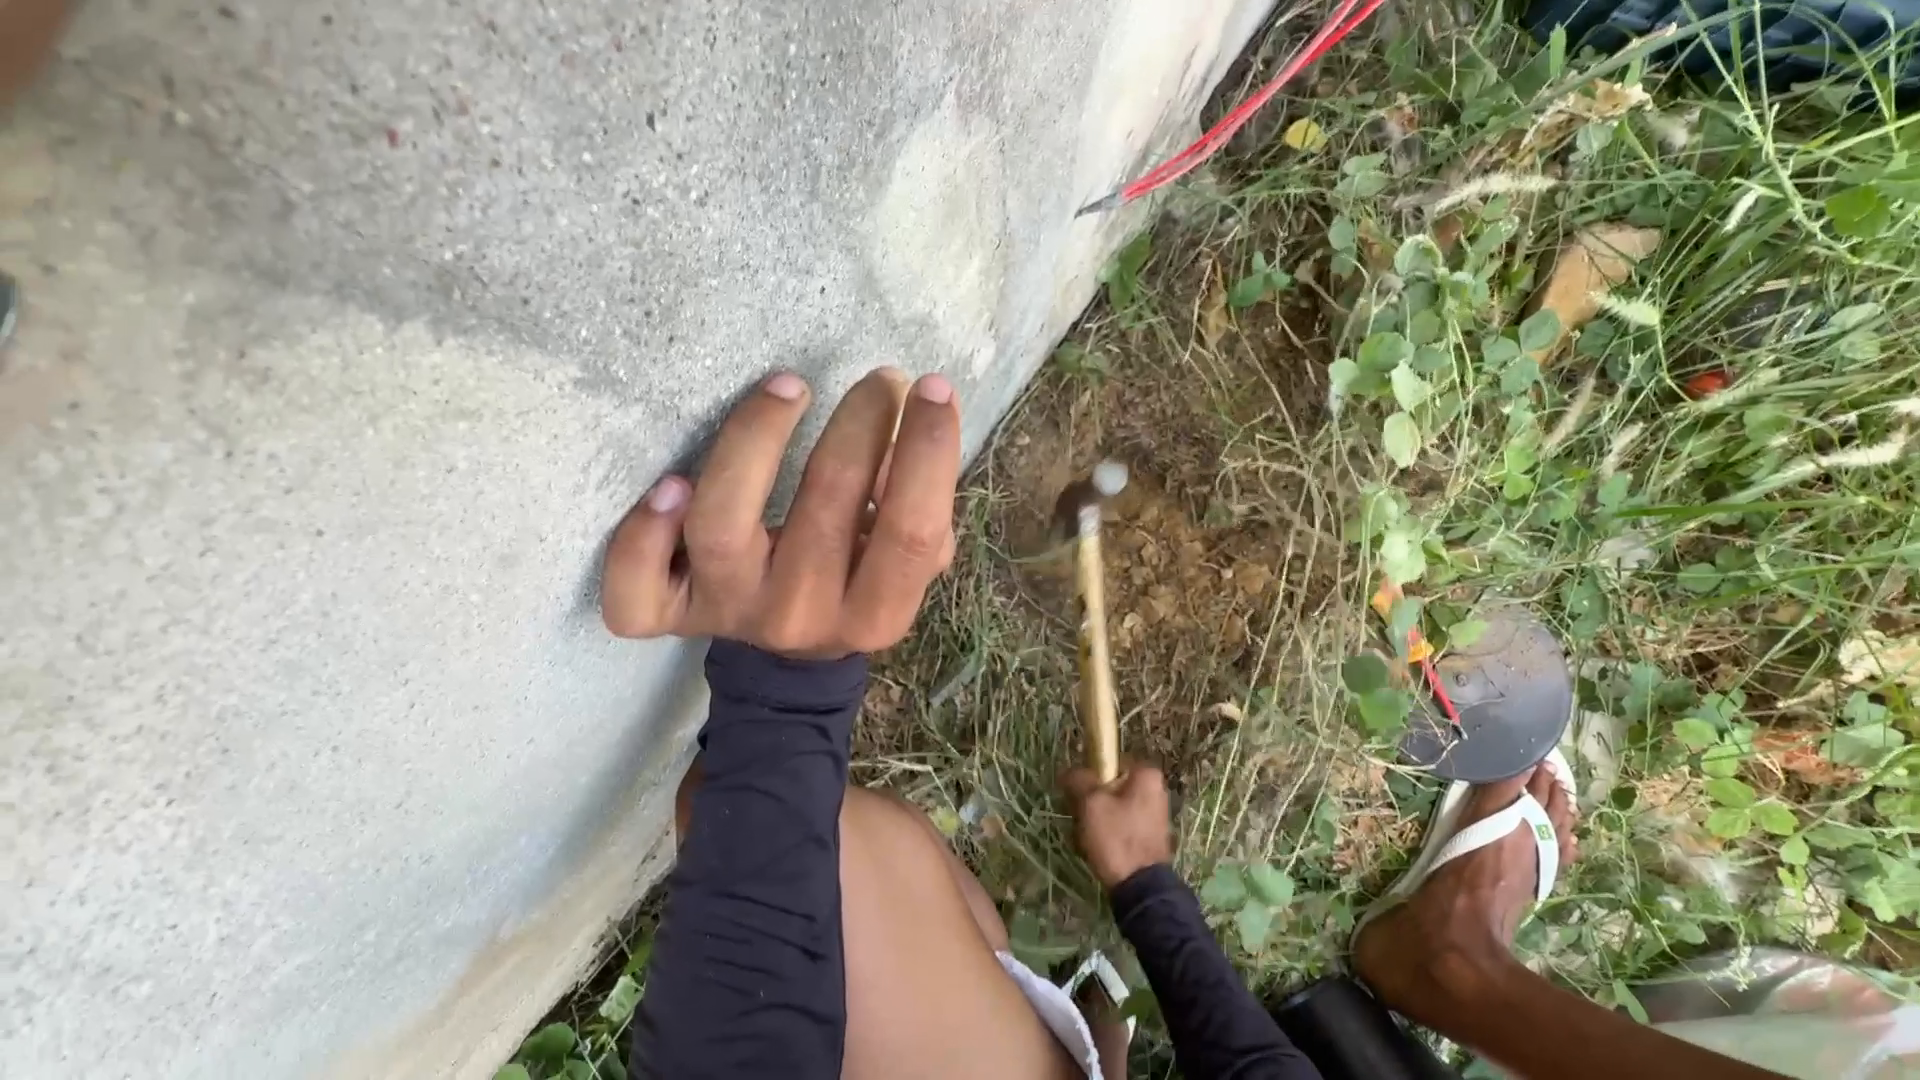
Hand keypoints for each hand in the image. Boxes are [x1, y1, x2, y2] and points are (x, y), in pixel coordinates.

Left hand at [601, 368, 960, 657]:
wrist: (790, 660)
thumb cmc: (856, 588)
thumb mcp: (907, 567)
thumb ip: (920, 513)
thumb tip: (903, 441)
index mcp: (874, 614)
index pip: (909, 533)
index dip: (928, 453)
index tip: (934, 388)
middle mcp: (800, 617)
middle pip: (824, 507)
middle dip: (859, 424)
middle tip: (880, 381)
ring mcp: (727, 612)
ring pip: (720, 523)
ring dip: (753, 440)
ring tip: (788, 388)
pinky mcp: (666, 614)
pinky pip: (635, 588)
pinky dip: (642, 536)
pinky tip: (670, 484)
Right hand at [1061, 762, 1172, 890]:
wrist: (1140, 888)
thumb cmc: (1116, 837)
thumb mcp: (1091, 803)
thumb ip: (1079, 779)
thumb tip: (1069, 772)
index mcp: (1147, 775)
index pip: (1109, 762)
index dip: (1089, 776)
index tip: (1078, 793)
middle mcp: (1155, 791)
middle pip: (1109, 787)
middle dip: (1090, 803)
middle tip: (1081, 818)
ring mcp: (1153, 816)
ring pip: (1111, 809)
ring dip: (1094, 821)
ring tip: (1086, 838)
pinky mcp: (1148, 837)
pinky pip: (1119, 827)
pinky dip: (1106, 835)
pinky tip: (1096, 849)